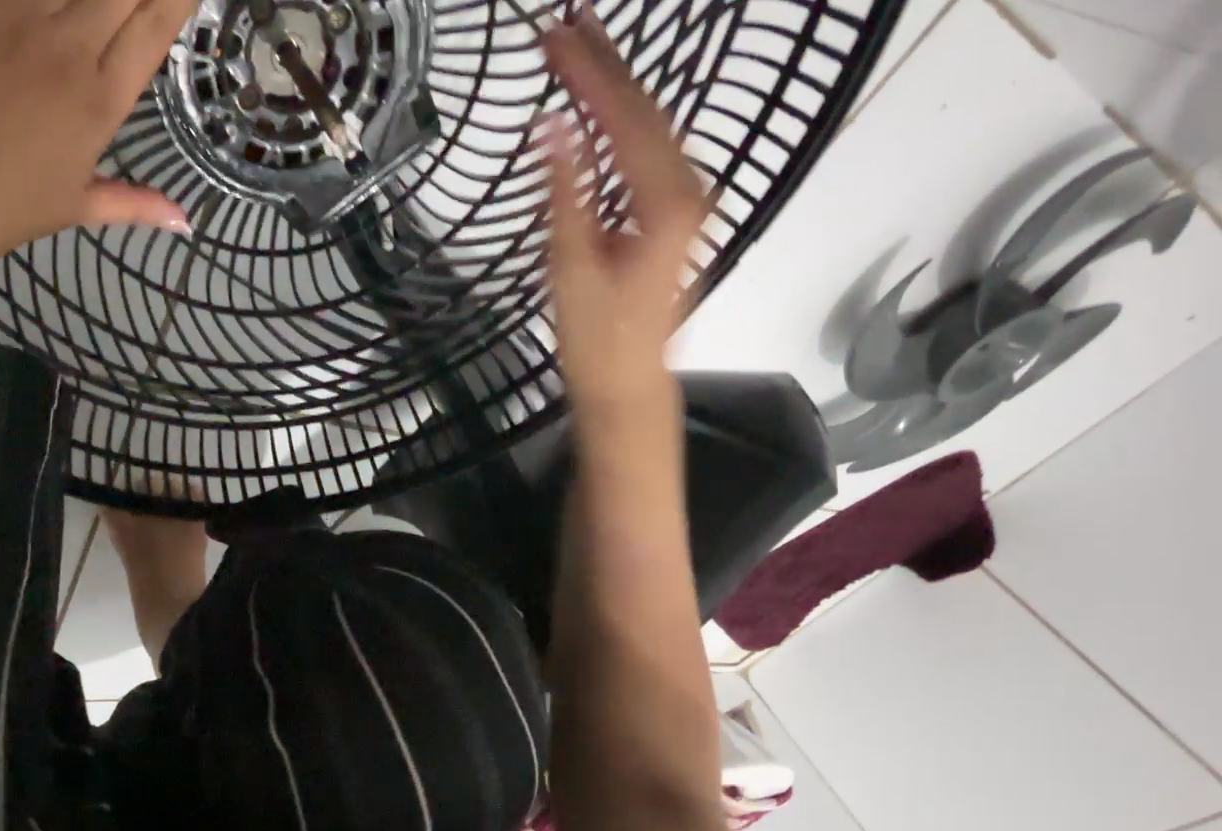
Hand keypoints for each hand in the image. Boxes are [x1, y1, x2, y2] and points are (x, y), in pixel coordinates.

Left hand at [0, 0, 197, 264]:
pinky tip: (30, 3)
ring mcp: (15, 13)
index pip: (157, 22)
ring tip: (81, 7)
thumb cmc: (5, 207)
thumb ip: (135, 203)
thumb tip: (184, 222)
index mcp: (101, 99)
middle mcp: (69, 46)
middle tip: (121, 5)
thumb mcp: (77, 205)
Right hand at [540, 17, 707, 412]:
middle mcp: (688, 191)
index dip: (588, 74)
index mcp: (666, 204)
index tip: (552, 36)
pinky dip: (623, 120)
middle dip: (604, 64)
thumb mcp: (572, 271)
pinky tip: (601, 106)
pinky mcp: (674, 213)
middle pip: (646, 111)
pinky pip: (650, 150)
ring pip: (652, 126)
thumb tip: (553, 126)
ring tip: (579, 47)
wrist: (630, 385)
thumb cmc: (598, 340)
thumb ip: (565, 195)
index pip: (625, 119)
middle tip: (564, 23)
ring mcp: (686, 201)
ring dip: (615, 85)